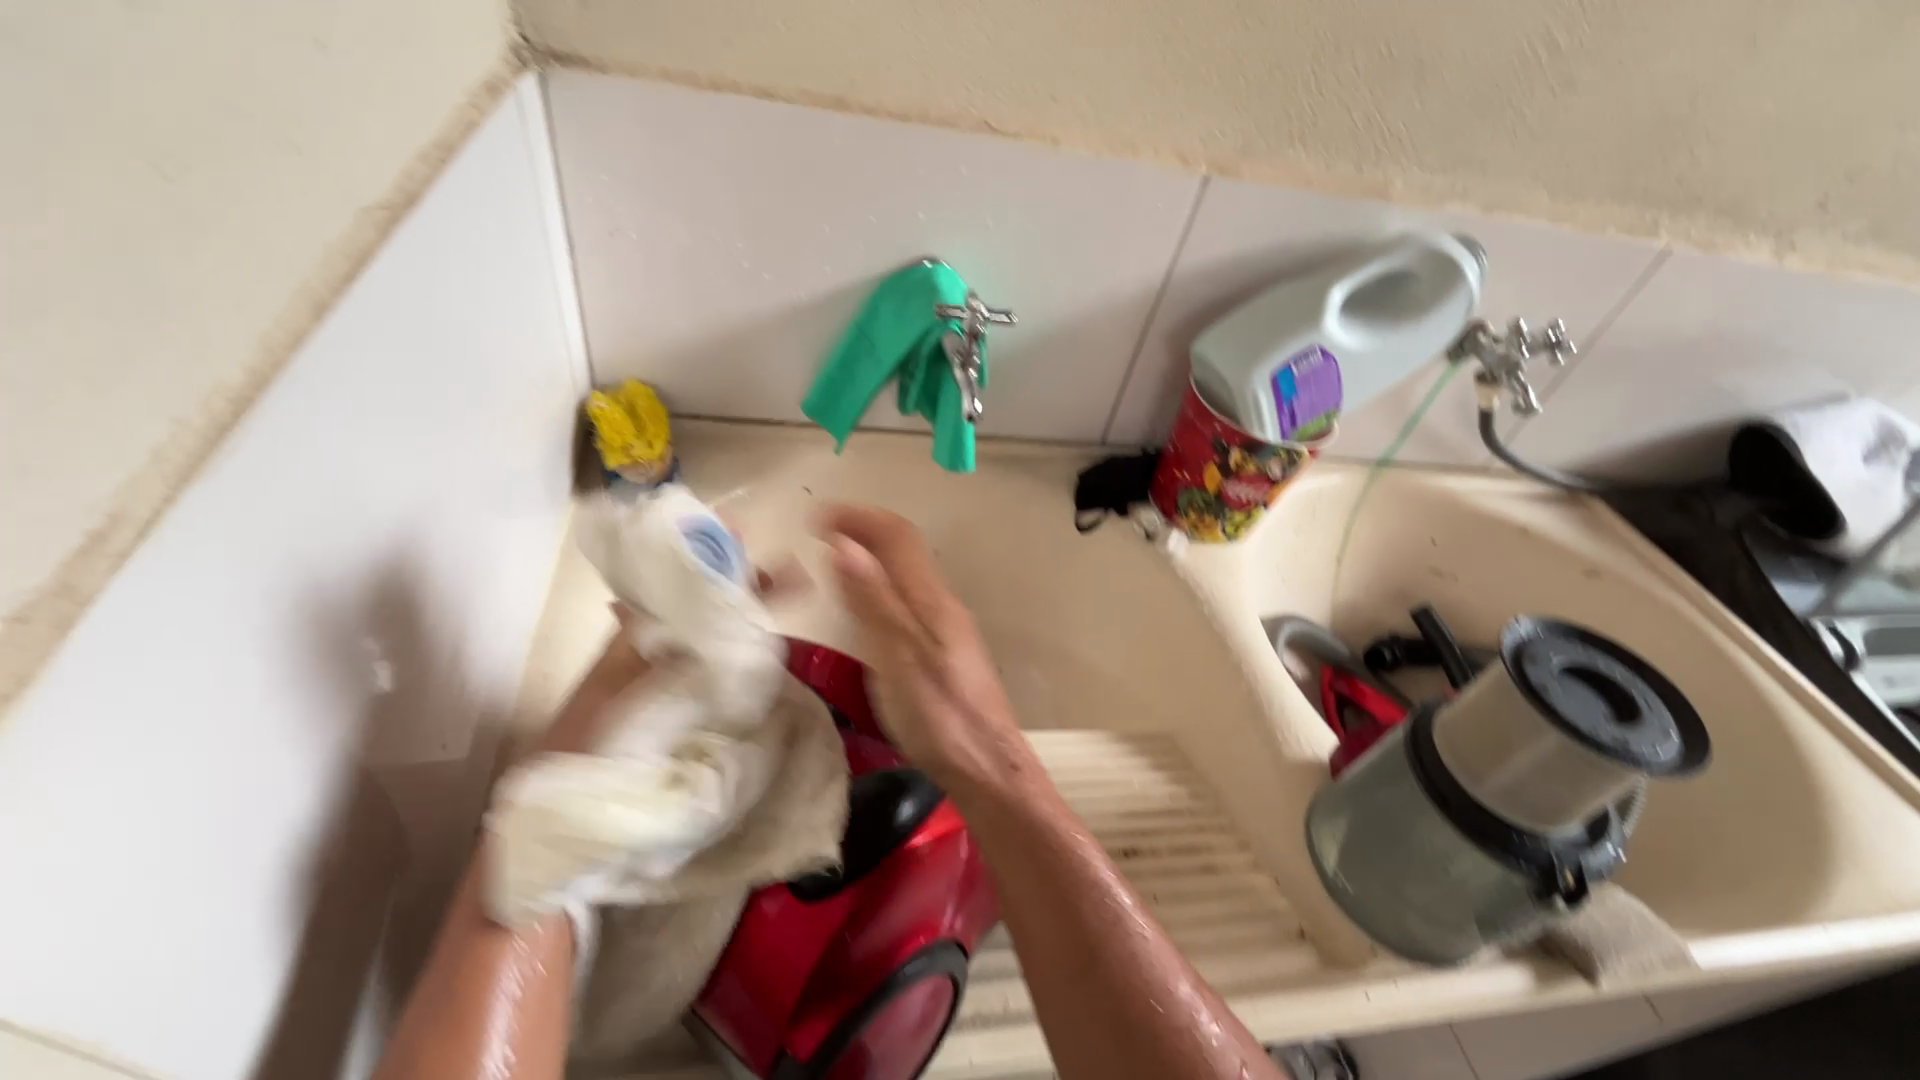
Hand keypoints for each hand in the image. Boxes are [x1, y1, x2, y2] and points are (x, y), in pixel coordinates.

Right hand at [814, 504, 1030, 792]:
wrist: (987, 767)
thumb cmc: (940, 716)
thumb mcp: (899, 657)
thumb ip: (873, 602)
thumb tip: (846, 546)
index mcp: (932, 601)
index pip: (897, 538)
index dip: (859, 518)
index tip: (818, 515)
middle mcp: (943, 606)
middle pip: (906, 551)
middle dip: (865, 530)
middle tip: (822, 530)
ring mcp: (948, 630)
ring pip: (909, 575)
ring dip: (873, 556)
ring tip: (837, 559)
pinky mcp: (946, 654)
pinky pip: (910, 600)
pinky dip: (881, 586)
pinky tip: (867, 608)